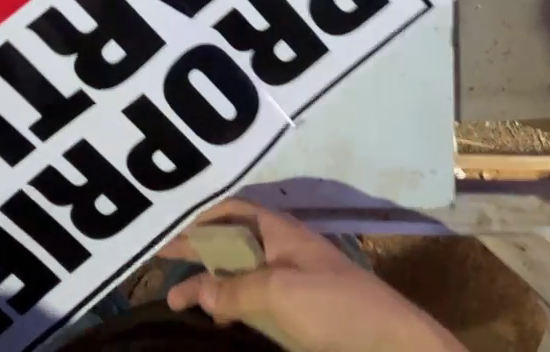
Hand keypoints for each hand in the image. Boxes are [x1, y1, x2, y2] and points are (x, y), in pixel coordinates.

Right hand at [159, 200, 464, 351]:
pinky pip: (254, 298)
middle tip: (161, 262)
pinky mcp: (298, 309)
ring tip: (178, 300)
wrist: (388, 341)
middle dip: (198, 250)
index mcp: (279, 231)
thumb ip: (234, 287)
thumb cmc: (333, 305)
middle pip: (232, 242)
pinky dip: (231, 303)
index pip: (233, 210)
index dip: (201, 215)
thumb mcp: (278, 292)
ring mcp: (291, 278)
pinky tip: (217, 317)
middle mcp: (282, 248)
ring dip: (211, 281)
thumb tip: (194, 287)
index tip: (168, 225)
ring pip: (241, 272)